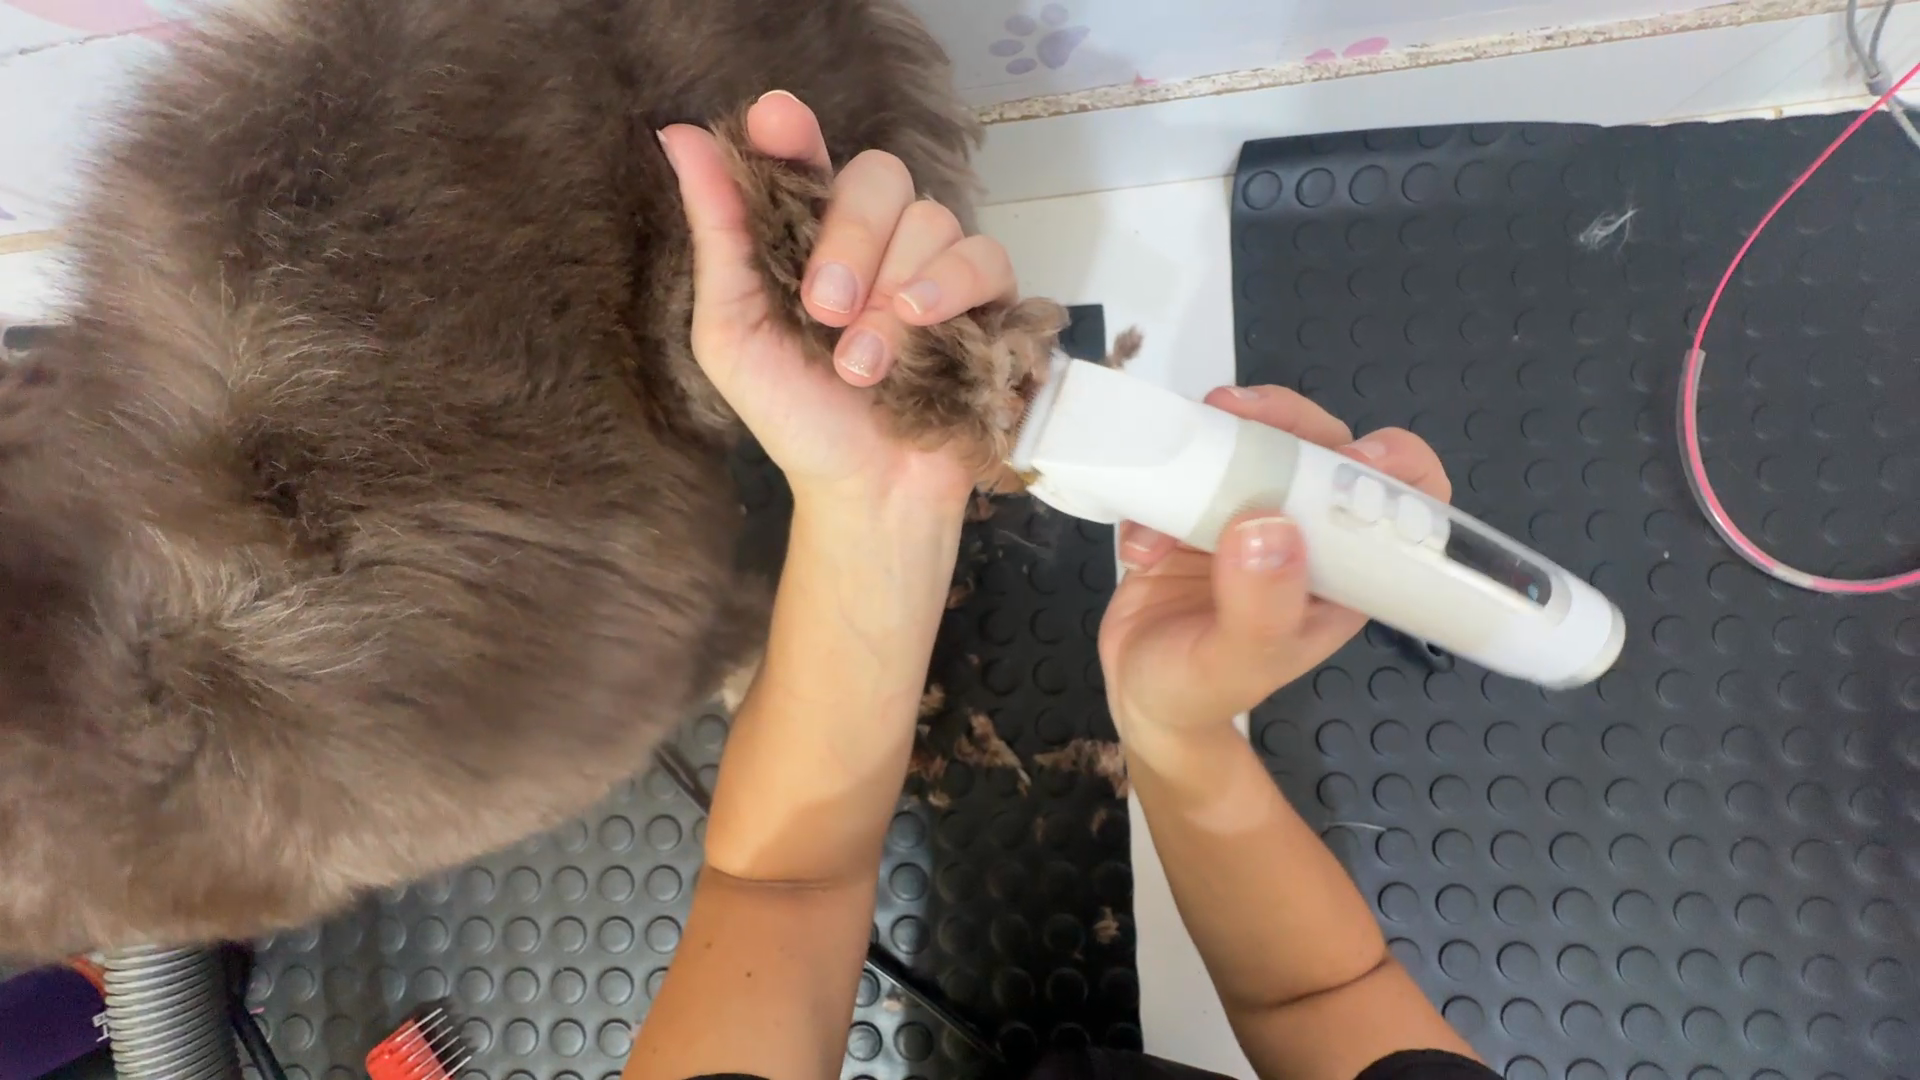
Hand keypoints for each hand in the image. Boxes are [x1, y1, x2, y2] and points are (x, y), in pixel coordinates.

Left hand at [659, 91, 1018, 512]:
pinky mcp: (984, 303)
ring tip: (865, 363)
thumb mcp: (737, 338)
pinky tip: (922, 324)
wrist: (867, 488)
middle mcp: (876, 244)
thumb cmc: (798, 420)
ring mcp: (933, 270)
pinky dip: (953, 284)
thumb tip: (679, 136)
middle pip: (881, 177)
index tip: (778, 122)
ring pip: (932, 219)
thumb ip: (720, 242)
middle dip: (851, 239)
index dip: (795, 132)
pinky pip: (984, 257)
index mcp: (810, 240)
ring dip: (893, 290)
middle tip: (825, 310)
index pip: (809, 158)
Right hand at [1098, 386, 1451, 738]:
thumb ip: (1257, 608)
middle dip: (1280, 421)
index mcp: (1343, 574)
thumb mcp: (1232, 665)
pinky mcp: (1193, 514)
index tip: (1353, 456)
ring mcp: (1245, 519)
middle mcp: (1303, 536)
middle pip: (1318, 449)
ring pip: (1248, 446)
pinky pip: (1184, 472)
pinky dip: (1155, 493)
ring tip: (1165, 472)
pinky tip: (1138, 547)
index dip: (1393, 467)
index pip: (1401, 503)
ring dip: (1205, 448)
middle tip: (1229, 412)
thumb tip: (1270, 525)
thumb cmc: (1197, 690)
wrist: (1135, 692)